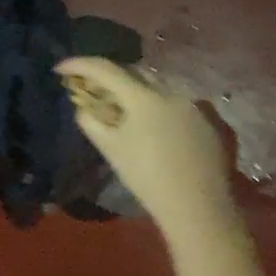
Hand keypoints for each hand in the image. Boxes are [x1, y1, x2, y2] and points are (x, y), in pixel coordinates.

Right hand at [56, 57, 237, 239]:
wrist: (200, 211)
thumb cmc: (148, 178)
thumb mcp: (110, 149)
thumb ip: (90, 120)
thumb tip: (84, 107)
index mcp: (143, 97)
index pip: (104, 69)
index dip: (79, 64)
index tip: (60, 69)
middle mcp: (172, 93)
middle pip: (134, 72)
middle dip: (112, 76)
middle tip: (95, 88)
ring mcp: (197, 106)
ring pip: (161, 86)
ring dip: (139, 90)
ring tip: (128, 106)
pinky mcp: (214, 122)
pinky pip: (182, 103)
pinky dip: (164, 106)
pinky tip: (160, 124)